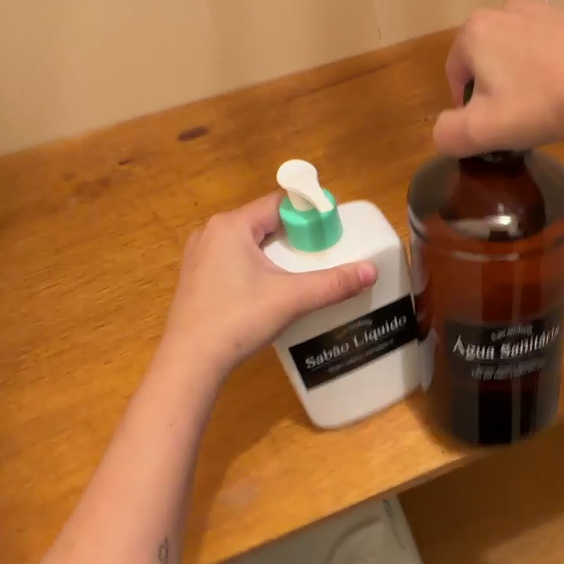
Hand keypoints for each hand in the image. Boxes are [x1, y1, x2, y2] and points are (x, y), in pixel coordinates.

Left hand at [157, 193, 375, 382]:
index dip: (309, 212)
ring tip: (304, 271)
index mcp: (232, 225)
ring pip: (249, 242)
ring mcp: (200, 256)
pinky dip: (258, 266)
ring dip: (277, 252)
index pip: (279, 203)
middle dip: (296, 234)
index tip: (333, 229)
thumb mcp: (291, 298)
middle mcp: (212, 232)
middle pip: (264, 222)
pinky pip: (235, 260)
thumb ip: (333, 283)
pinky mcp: (198, 278)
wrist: (191, 360)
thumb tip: (372, 271)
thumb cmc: (238, 319)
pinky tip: (273, 288)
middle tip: (325, 252)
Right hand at [432, 0, 563, 156]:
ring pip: (520, 53)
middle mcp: (507, 9)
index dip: (465, 106)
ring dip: (524, 79)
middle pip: (488, 59)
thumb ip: (447, 134)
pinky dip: (553, 70)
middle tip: (516, 120)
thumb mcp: (480, 132)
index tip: (488, 129)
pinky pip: (553, 49)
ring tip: (544, 108)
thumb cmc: (537, 108)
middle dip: (496, 89)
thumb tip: (444, 130)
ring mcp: (546, 10)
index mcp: (476, 30)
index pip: (455, 72)